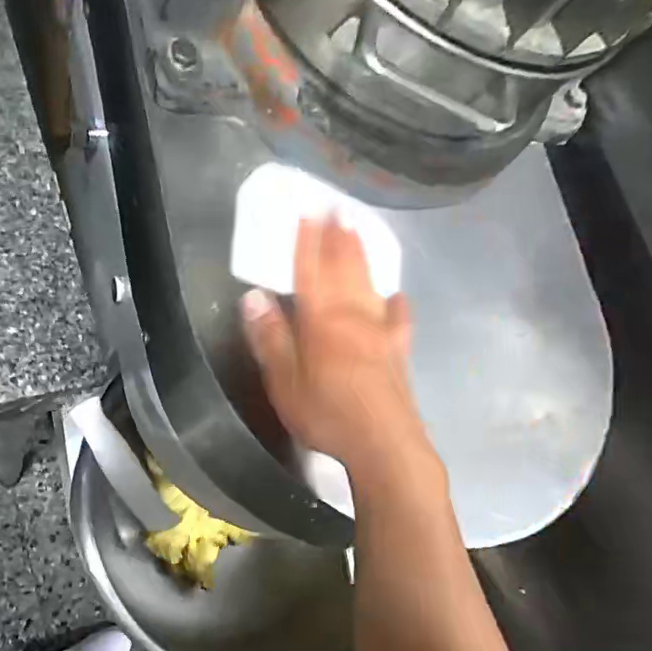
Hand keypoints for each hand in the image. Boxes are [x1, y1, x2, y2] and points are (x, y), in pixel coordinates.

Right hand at [240, 218, 433, 480]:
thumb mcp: (284, 382)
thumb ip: (270, 339)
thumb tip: (253, 298)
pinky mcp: (397, 352)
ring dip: (363, 256)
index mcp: (320, 321)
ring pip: (369, 284)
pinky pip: (397, 318)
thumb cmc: (326, 414)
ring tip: (359, 231)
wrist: (384, 443)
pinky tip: (396, 296)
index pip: (310, 271)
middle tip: (338, 207)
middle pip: (344, 268)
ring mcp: (380, 332)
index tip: (307, 211)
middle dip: (338, 237)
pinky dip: (395, 303)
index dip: (306, 241)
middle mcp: (352, 317)